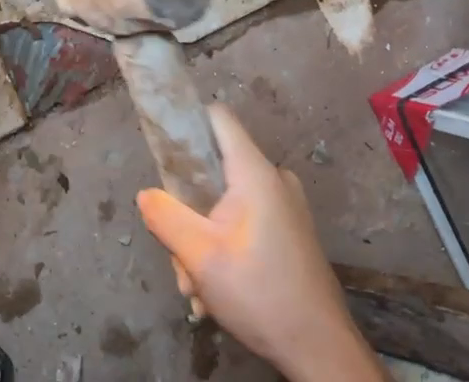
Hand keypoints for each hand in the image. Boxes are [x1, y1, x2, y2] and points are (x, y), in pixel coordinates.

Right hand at [137, 107, 384, 381]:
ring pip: (226, 201)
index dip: (185, 122)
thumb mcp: (199, 256)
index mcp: (255, 172)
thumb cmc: (260, 293)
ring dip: (203, 237)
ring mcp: (286, 206)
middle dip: (188, 206)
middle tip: (179, 248)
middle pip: (214, 167)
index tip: (161, 149)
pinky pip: (245, 221)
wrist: (321, 351)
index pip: (217, 117)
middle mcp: (274, 179)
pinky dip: (225, 246)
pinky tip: (217, 289)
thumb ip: (165, 216)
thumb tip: (146, 194)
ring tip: (197, 283)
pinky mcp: (291, 232)